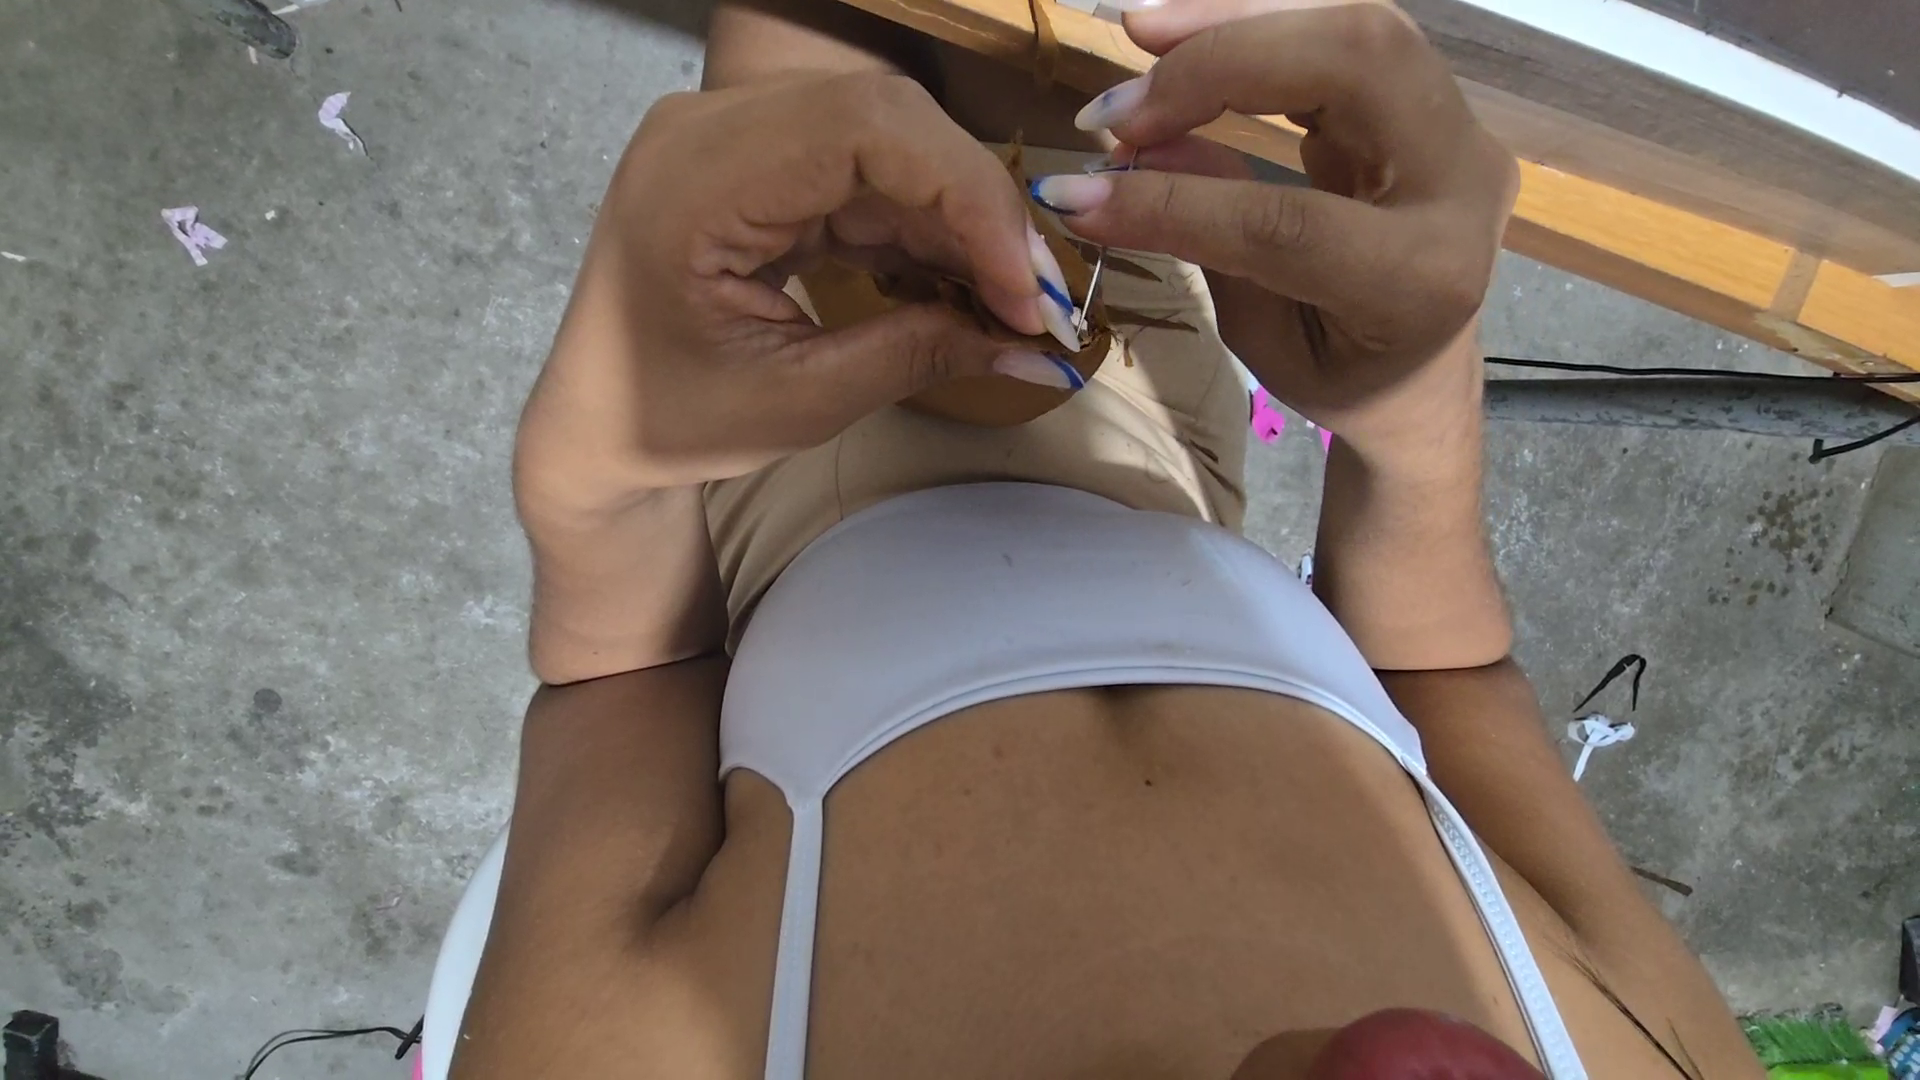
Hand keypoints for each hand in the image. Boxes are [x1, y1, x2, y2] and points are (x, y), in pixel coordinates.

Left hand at [517, 71, 1075, 517]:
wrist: (598, 427)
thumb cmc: (672, 422)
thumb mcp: (801, 401)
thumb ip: (918, 356)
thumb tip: (1037, 356)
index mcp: (701, 174)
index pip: (869, 129)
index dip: (968, 199)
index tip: (1025, 292)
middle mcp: (718, 128)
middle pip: (890, 124)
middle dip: (978, 213)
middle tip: (1034, 303)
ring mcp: (741, 143)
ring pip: (892, 150)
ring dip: (961, 227)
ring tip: (1008, 305)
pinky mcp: (766, 174)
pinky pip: (869, 183)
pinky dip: (925, 234)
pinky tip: (962, 286)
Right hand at [1028, 0, 1517, 460]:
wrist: (1419, 370)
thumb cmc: (1337, 376)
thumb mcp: (1263, 339)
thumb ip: (1211, 249)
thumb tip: (1133, 164)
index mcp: (1416, 279)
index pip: (1282, 219)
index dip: (1172, 201)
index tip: (1074, 194)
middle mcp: (1459, 182)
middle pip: (1354, 61)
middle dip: (1218, 65)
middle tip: (1117, 110)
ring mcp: (1458, 128)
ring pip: (1356, 25)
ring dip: (1233, 20)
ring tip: (1139, 33)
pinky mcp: (1433, 100)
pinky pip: (1346, 35)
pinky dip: (1260, 23)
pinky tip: (1184, 32)